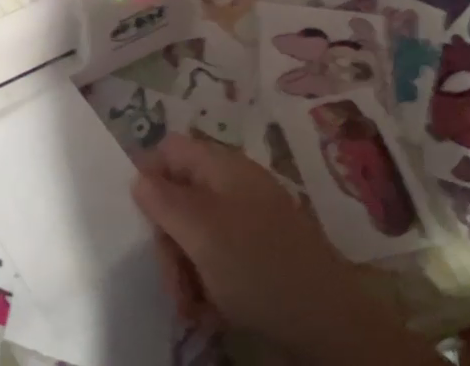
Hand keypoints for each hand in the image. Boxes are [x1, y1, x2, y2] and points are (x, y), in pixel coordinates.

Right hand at [132, 135, 432, 364]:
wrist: (330, 322)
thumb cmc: (257, 266)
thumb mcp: (199, 231)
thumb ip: (162, 199)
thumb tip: (139, 178)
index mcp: (222, 166)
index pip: (169, 149)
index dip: (148, 177)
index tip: (142, 221)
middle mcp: (236, 184)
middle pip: (179, 194)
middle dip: (168, 239)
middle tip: (171, 280)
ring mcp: (252, 218)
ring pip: (197, 230)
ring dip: (185, 267)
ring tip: (190, 303)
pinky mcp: (262, 251)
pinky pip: (220, 254)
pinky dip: (209, 279)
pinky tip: (211, 308)